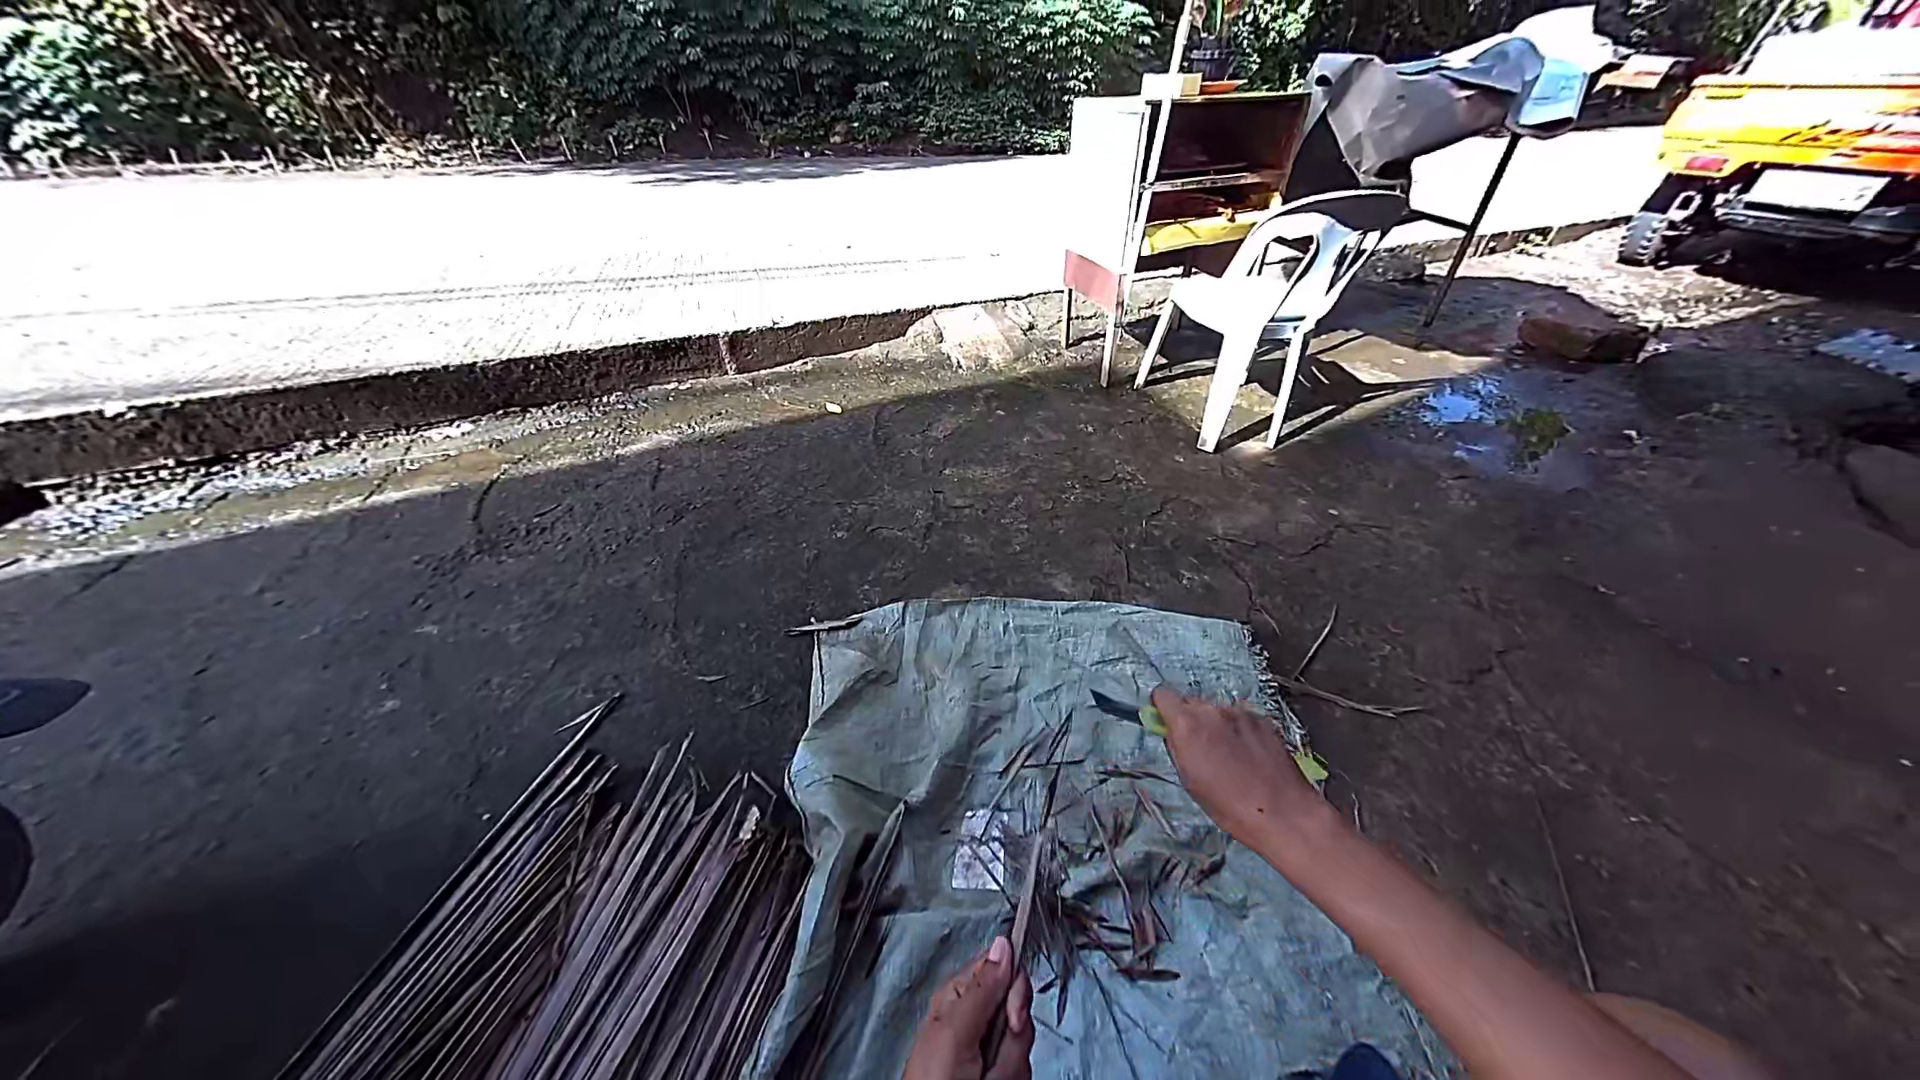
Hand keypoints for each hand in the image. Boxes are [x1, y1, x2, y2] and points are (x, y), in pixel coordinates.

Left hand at [902, 935, 1033, 1079]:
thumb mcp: (955, 1033)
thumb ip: (982, 989)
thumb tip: (1003, 943)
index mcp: (959, 998)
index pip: (1002, 968)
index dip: (1013, 988)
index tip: (1011, 1015)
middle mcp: (977, 1019)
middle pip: (1018, 1008)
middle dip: (1012, 1038)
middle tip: (990, 1063)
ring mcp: (988, 1052)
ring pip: (1023, 1045)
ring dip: (1009, 1069)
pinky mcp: (1000, 1076)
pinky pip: (1022, 1071)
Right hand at [1152, 685, 1327, 849]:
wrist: (1283, 814)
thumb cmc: (1228, 805)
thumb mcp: (1188, 778)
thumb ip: (1176, 745)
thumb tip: (1170, 729)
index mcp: (1187, 724)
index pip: (1164, 695)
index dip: (1163, 709)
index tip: (1168, 723)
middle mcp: (1213, 710)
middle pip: (1192, 703)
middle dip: (1192, 720)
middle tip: (1202, 749)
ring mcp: (1241, 713)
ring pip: (1217, 711)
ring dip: (1217, 725)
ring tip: (1230, 756)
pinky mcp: (1264, 719)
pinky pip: (1241, 718)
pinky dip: (1240, 730)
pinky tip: (1250, 755)